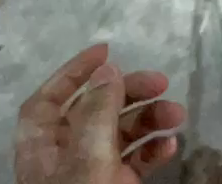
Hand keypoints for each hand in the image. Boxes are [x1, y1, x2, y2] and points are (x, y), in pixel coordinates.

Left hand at [14, 43, 184, 183]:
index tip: (107, 49)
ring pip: (121, 131)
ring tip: (177, 117)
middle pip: (93, 110)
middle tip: (162, 83)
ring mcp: (92, 174)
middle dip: (130, 91)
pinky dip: (155, 148)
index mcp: (44, 151)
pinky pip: (137, 158)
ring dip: (151, 117)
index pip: (46, 104)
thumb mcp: (88, 160)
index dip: (70, 74)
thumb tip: (106, 67)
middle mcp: (66, 158)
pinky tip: (169, 148)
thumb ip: (97, 113)